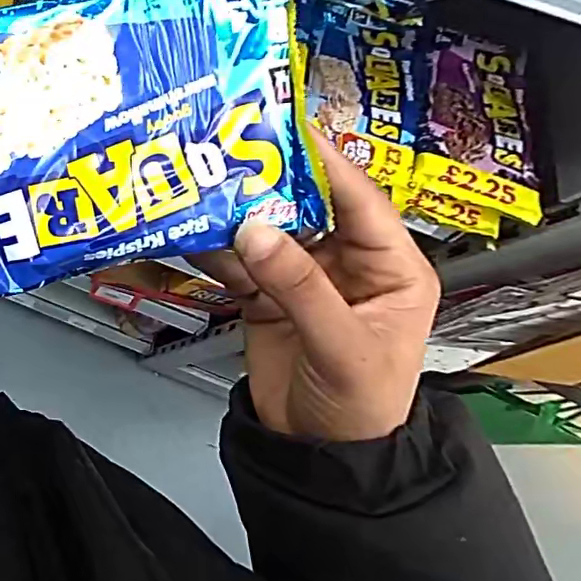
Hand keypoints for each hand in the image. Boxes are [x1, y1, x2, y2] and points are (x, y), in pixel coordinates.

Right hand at [190, 136, 439, 440]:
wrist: (318, 451)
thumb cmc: (361, 405)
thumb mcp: (342, 345)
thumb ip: (300, 288)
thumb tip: (256, 232)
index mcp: (388, 267)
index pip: (360, 201)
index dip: (327, 163)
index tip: (288, 129)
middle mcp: (343, 264)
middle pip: (304, 209)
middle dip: (268, 185)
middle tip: (229, 155)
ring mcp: (299, 278)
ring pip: (264, 233)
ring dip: (234, 216)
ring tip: (202, 189)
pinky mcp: (264, 295)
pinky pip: (237, 264)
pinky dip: (214, 252)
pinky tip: (192, 234)